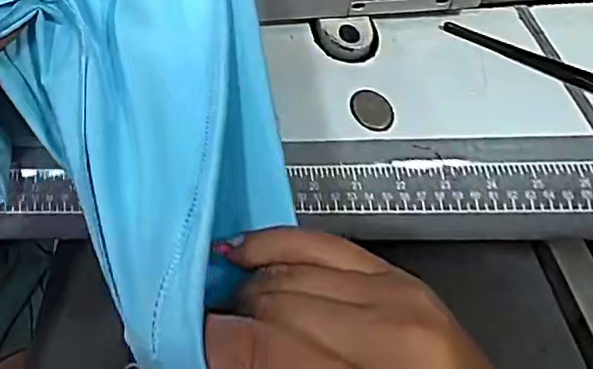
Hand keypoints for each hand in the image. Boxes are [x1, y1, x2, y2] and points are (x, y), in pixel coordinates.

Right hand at [205, 228, 492, 368]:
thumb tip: (214, 350)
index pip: (266, 344)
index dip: (216, 340)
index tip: (191, 339)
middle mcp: (393, 330)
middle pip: (277, 299)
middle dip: (232, 311)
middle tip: (202, 320)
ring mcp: (401, 294)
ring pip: (293, 265)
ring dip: (250, 281)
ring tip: (223, 295)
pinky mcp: (401, 276)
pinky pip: (322, 243)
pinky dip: (279, 245)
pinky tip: (248, 250)